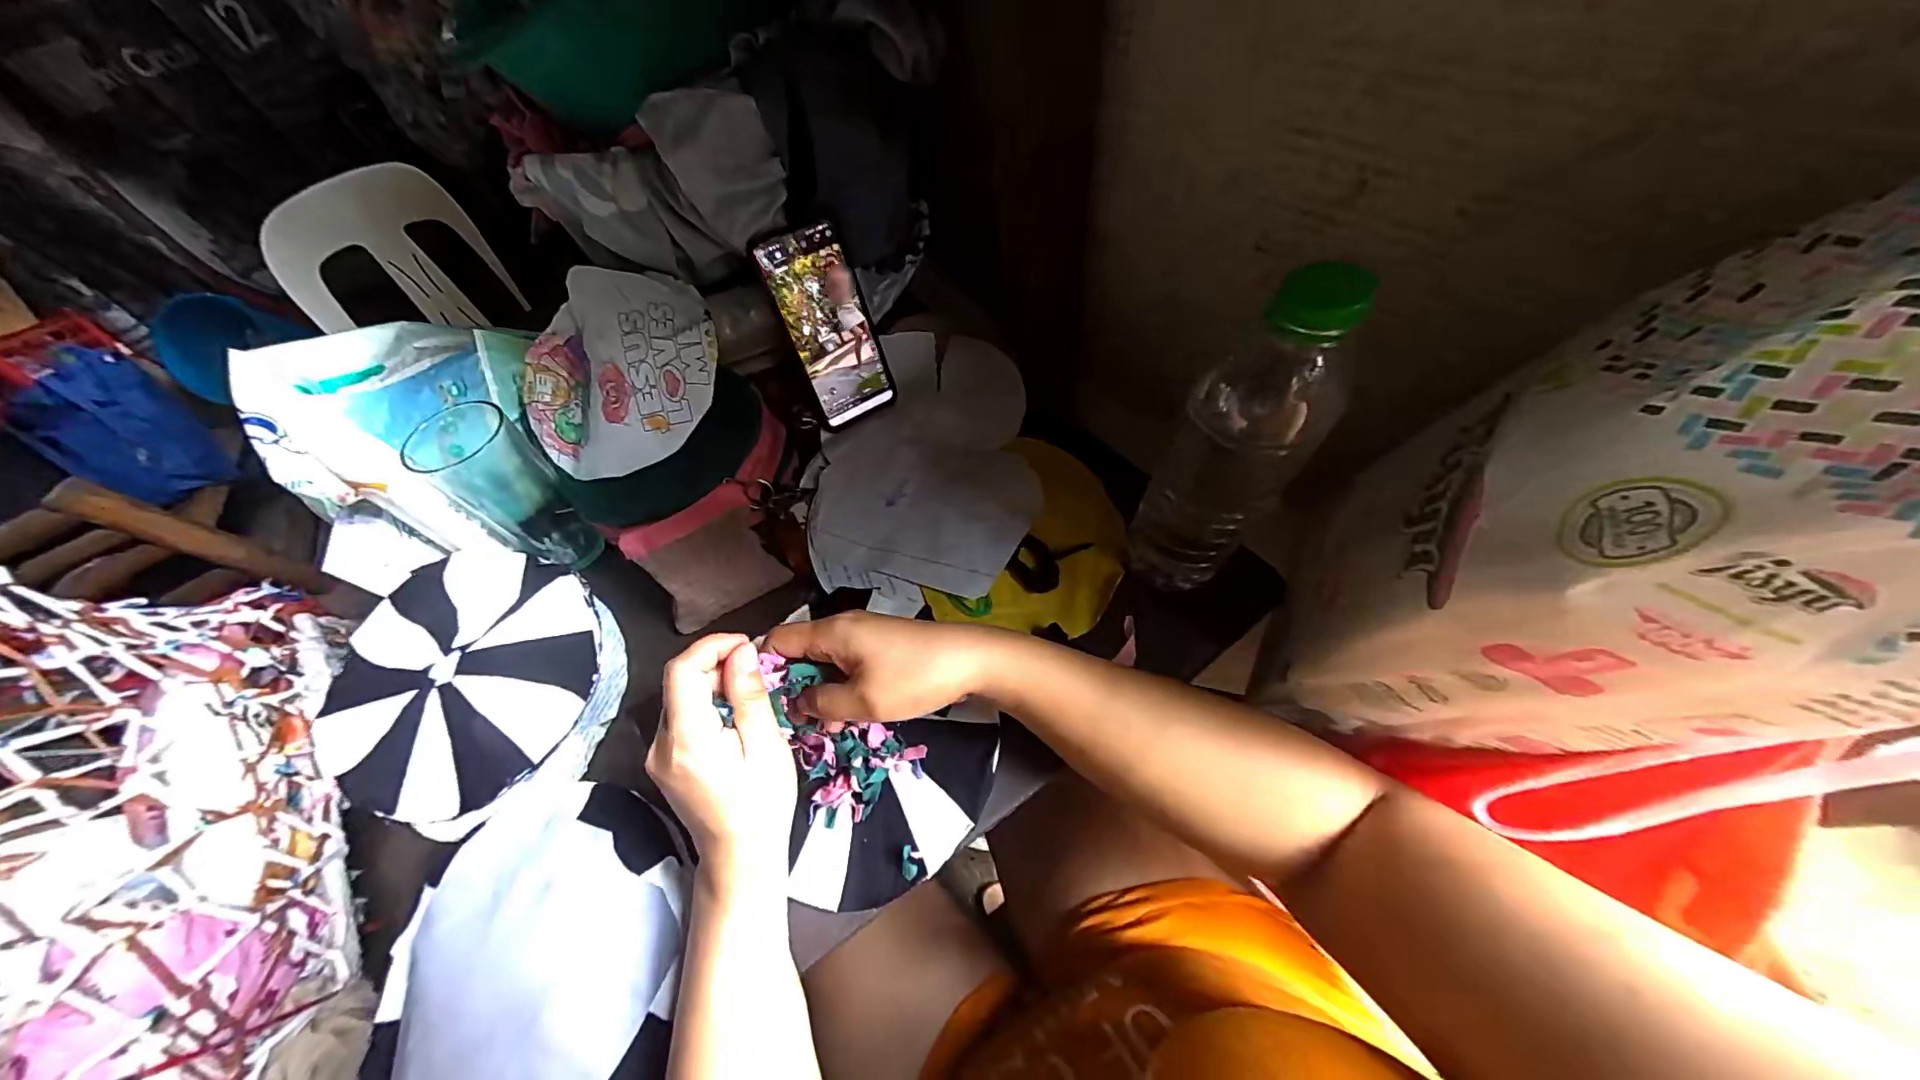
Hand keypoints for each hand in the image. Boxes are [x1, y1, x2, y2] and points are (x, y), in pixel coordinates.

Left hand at [648, 635, 796, 889]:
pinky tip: (734, 713)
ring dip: (713, 682)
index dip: (711, 646)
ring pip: (680, 696)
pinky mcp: (664, 760)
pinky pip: (682, 715)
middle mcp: (660, 744)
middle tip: (755, 668)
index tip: (745, 644)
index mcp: (686, 740)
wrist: (740, 855)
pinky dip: (707, 702)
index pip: (681, 670)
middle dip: (716, 663)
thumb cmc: (761, 806)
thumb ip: (749, 695)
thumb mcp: (766, 745)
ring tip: (750, 690)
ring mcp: (657, 754)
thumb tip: (743, 652)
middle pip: (678, 681)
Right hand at [762, 612, 1013, 723]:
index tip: (761, 701)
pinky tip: (851, 710)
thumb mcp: (863, 702)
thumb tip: (798, 704)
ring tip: (825, 722)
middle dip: (794, 685)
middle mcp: (844, 625)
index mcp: (832, 631)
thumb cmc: (914, 678)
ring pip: (825, 660)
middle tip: (794, 721)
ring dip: (821, 689)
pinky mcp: (882, 643)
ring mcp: (865, 633)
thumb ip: (823, 704)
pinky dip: (842, 683)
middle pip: (801, 650)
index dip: (763, 668)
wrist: (971, 660)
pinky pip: (848, 662)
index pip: (778, 639)